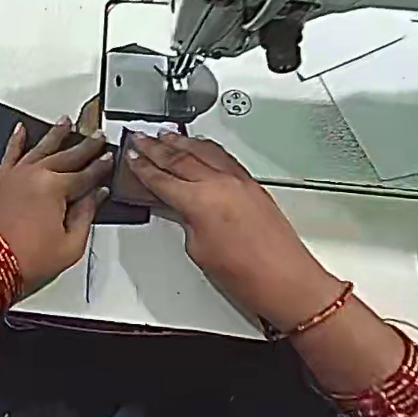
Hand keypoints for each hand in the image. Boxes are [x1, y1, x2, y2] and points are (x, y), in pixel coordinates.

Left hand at [0, 119, 112, 293]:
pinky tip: (21, 129)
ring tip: (67, 122)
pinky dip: (16, 140)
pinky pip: (11, 154)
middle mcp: (36, 175)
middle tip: (98, 137)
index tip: (109, 159)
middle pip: (67, 156)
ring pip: (41, 148)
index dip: (100, 167)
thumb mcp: (70, 245)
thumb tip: (96, 197)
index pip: (86, 174)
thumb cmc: (25, 259)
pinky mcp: (0, 181)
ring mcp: (16, 175)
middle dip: (85, 146)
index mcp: (56, 188)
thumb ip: (86, 215)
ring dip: (56, 134)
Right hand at [125, 131, 341, 321]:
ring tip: (165, 135)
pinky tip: (200, 145)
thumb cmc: (247, 274)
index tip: (131, 158)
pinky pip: (224, 157)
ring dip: (180, 141)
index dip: (142, 168)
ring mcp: (239, 181)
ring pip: (203, 150)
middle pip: (178, 157)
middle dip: (155, 147)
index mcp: (199, 200)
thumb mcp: (198, 249)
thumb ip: (185, 219)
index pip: (161, 178)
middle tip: (140, 138)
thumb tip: (180, 206)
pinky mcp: (253, 185)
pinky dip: (206, 148)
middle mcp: (219, 184)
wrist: (286, 281)